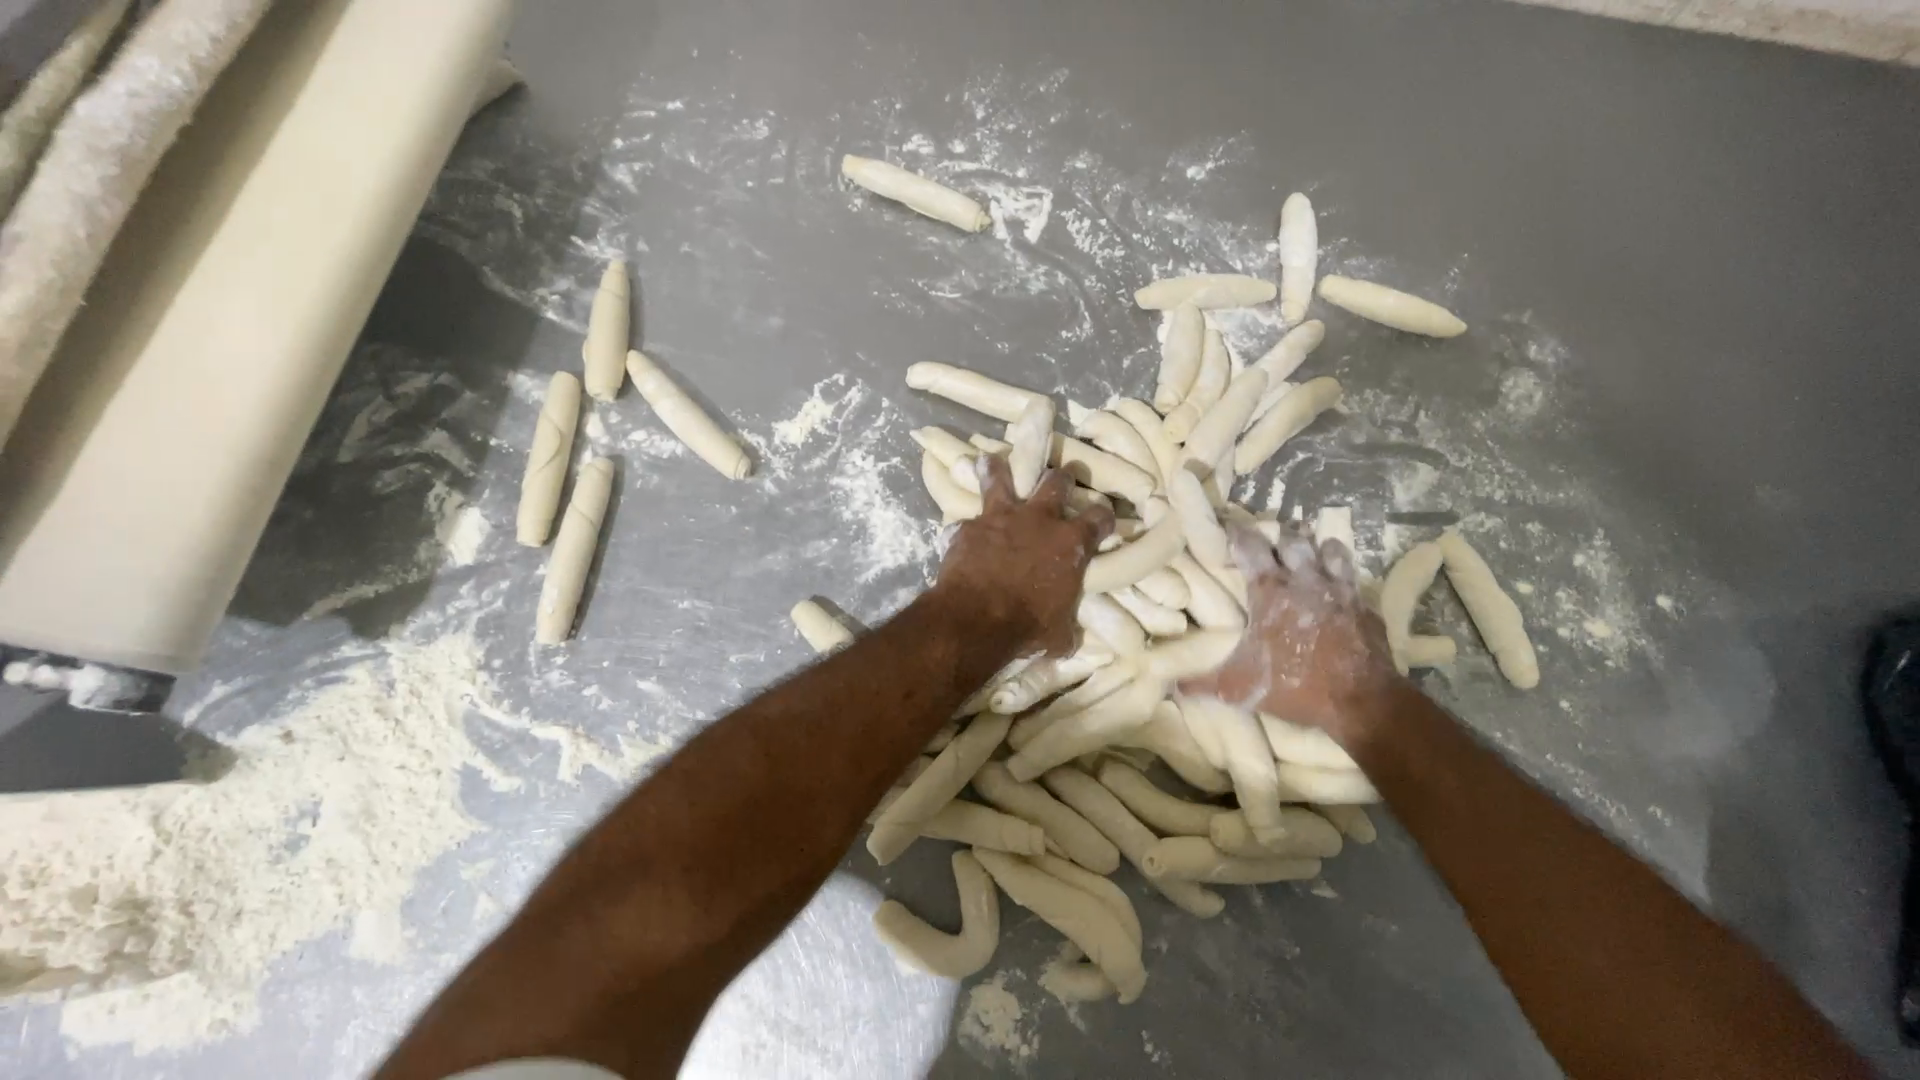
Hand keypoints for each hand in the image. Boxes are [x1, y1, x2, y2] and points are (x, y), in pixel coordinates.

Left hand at [932, 455, 1113, 656]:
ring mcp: (1002, 518)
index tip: (1102, 519)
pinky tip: (961, 528)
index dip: (1103, 516)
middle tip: (1061, 478)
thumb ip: (1066, 625)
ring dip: (998, 470)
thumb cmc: (1028, 627)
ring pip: (1001, 478)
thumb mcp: (1059, 634)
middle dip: (1062, 478)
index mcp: (1071, 542)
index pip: (1099, 517)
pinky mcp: (970, 526)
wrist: (977, 618)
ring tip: (992, 462)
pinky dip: (967, 524)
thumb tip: (1067, 636)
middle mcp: (1040, 519)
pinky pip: (967, 518)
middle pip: (1056, 482)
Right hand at [1179, 524, 1401, 740]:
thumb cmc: (1294, 685)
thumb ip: (1203, 683)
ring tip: (1311, 553)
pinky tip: (1340, 592)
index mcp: (1271, 590)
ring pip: (1331, 549)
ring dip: (1318, 548)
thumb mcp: (1239, 687)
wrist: (1360, 700)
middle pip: (1294, 539)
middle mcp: (1306, 580)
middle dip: (1282, 536)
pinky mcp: (1366, 607)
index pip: (1250, 546)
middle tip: (1274, 540)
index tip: (1230, 528)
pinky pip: (1354, 582)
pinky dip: (1344, 580)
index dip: (1238, 534)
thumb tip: (1172, 686)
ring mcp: (1341, 591)